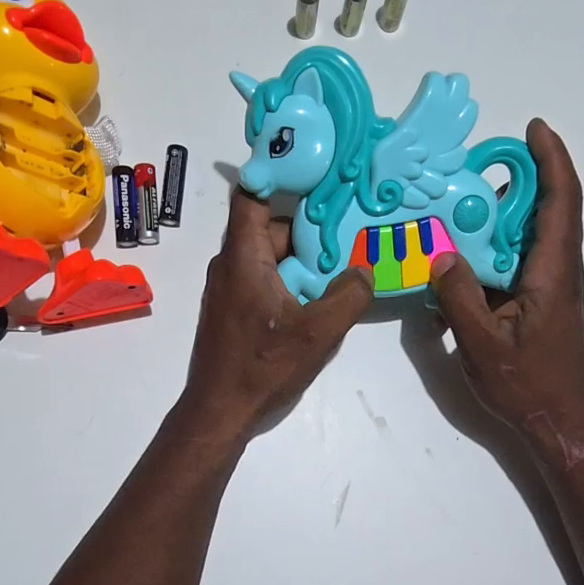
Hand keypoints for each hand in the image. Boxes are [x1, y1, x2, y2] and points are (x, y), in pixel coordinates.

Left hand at [179, 191, 374, 436]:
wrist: (219, 411)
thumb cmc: (262, 368)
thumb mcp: (318, 333)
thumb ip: (348, 297)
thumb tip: (364, 271)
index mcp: (243, 257)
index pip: (253, 194)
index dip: (280, 174)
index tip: (316, 173)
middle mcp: (229, 266)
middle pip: (270, 229)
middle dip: (307, 233)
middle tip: (346, 240)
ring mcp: (228, 290)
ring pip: (270, 259)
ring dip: (301, 264)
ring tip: (337, 277)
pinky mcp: (232, 312)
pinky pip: (263, 282)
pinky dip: (289, 284)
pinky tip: (314, 307)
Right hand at [429, 120, 583, 448]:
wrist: (557, 421)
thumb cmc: (527, 385)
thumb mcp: (482, 344)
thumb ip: (459, 298)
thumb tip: (441, 257)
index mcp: (552, 272)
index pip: (560, 201)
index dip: (550, 160)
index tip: (532, 129)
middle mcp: (557, 273)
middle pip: (543, 212)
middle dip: (513, 186)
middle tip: (472, 177)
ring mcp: (549, 290)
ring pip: (526, 241)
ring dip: (497, 225)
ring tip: (456, 221)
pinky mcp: (538, 307)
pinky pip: (514, 270)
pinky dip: (489, 263)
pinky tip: (457, 279)